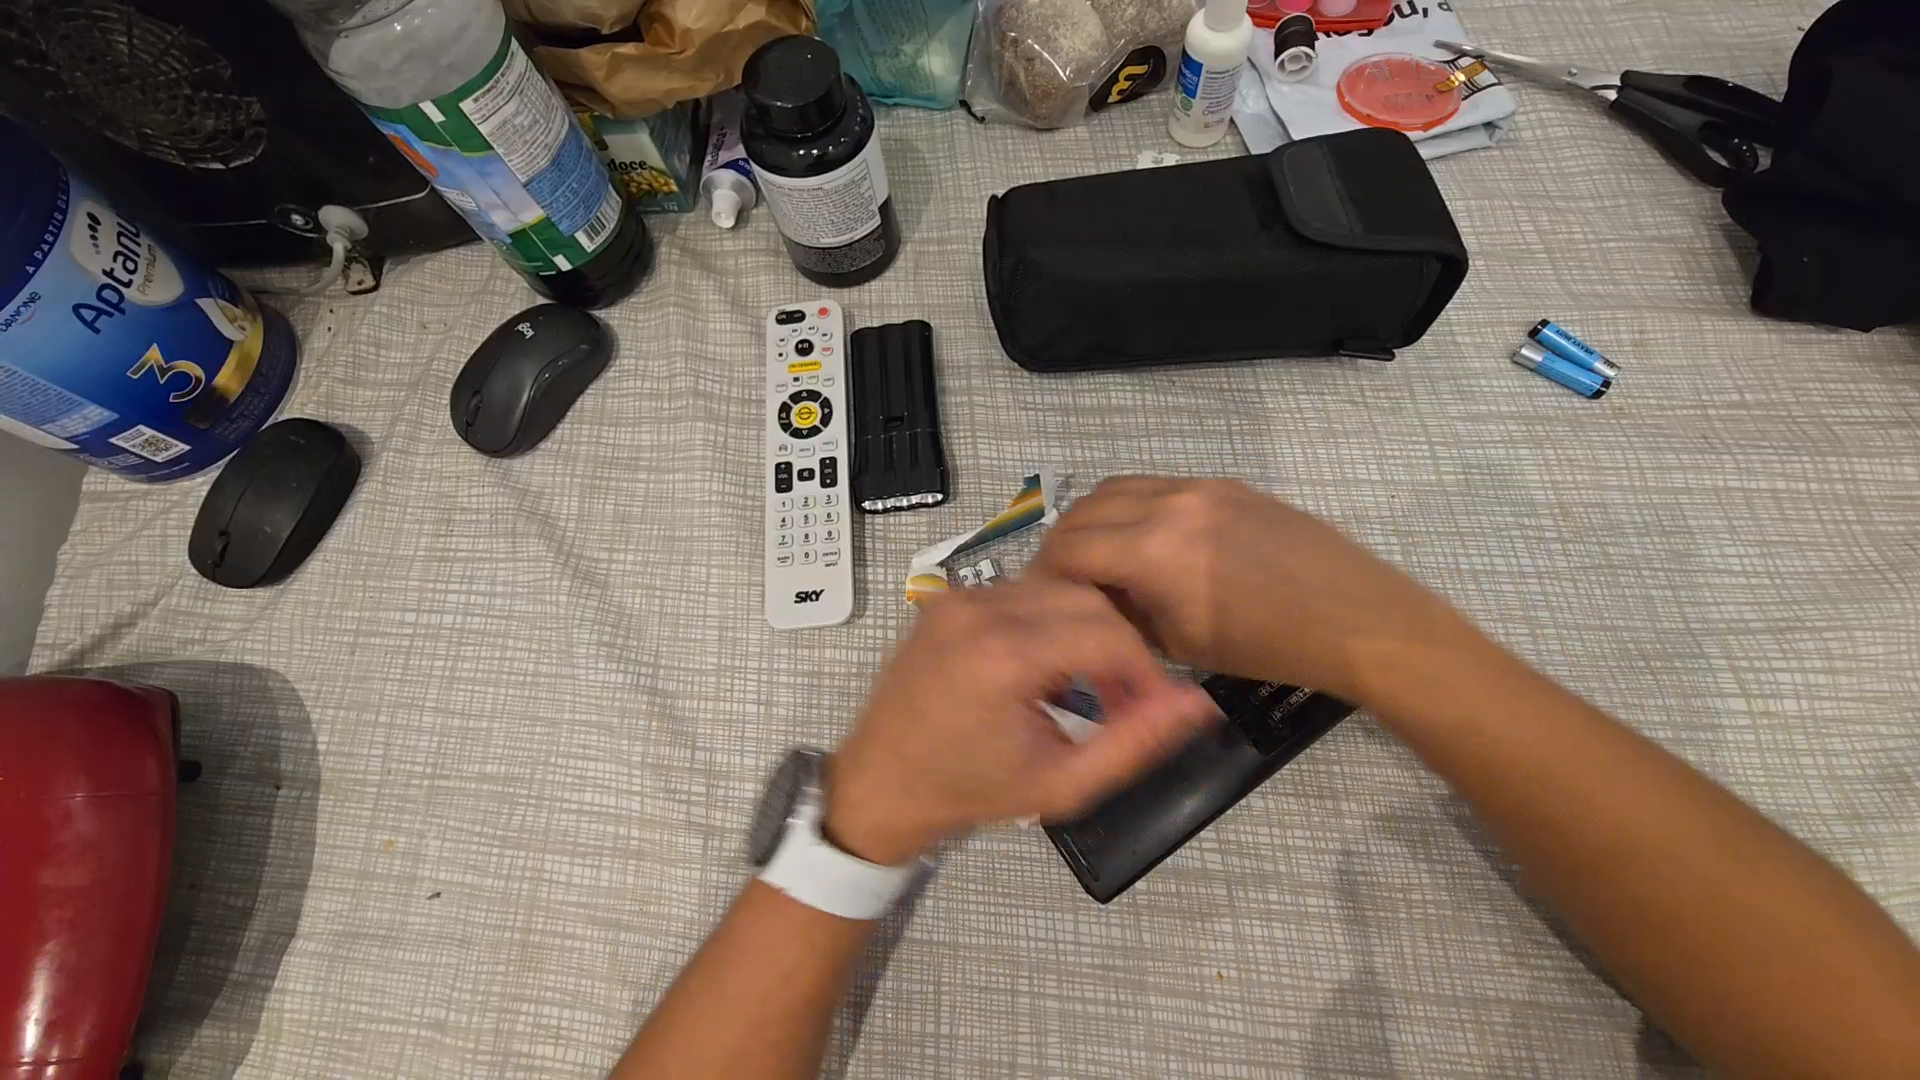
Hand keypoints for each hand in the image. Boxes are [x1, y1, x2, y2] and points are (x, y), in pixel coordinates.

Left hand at [824, 579, 1220, 865]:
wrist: (878, 784)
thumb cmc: (969, 791)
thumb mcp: (1061, 783)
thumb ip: (1134, 742)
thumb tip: (1196, 703)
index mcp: (1004, 655)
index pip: (1107, 630)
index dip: (1143, 668)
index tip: (1152, 705)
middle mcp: (978, 609)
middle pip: (1084, 598)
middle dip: (1117, 643)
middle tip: (1122, 696)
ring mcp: (956, 598)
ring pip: (1053, 588)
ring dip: (1084, 628)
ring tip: (1088, 684)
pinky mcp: (945, 600)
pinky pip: (1018, 592)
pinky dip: (1047, 620)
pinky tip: (1047, 666)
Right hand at [1030, 477, 1479, 704]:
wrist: (1355, 618)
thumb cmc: (1267, 648)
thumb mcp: (1180, 643)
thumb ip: (1124, 613)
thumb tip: (1092, 598)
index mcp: (1155, 550)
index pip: (1069, 548)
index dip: (1045, 573)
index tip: (1042, 596)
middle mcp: (1170, 503)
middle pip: (1085, 509)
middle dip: (1062, 543)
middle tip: (1062, 577)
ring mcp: (1201, 487)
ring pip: (1118, 488)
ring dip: (1095, 519)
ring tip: (1098, 555)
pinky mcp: (1226, 485)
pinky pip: (1158, 487)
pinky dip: (1132, 509)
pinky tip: (1145, 542)